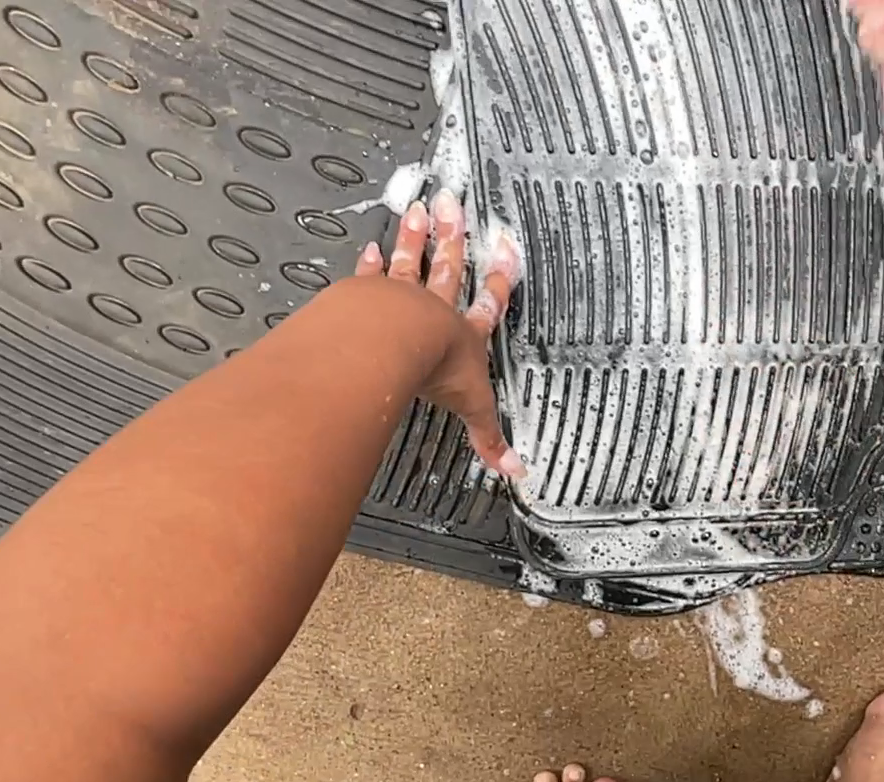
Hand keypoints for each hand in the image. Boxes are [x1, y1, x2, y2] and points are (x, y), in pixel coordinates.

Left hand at [354, 189, 526, 477]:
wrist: (395, 343)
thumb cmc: (437, 370)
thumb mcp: (472, 408)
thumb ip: (488, 439)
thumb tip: (515, 474)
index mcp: (466, 333)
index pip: (489, 304)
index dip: (499, 281)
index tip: (506, 249)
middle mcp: (437, 309)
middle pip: (450, 269)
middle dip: (455, 239)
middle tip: (454, 206)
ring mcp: (402, 297)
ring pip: (413, 262)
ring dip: (417, 237)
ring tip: (418, 209)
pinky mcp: (369, 295)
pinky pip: (372, 275)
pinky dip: (372, 263)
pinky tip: (370, 247)